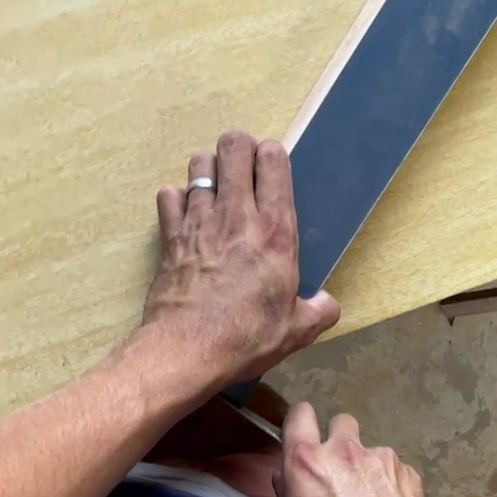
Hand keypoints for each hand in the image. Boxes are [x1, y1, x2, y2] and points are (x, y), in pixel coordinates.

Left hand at [141, 130, 339, 384]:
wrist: (190, 349)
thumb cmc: (246, 338)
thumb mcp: (295, 331)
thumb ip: (317, 312)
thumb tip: (328, 304)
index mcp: (276, 231)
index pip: (274, 162)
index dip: (272, 156)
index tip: (271, 169)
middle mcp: (237, 215)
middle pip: (235, 146)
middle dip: (239, 149)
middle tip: (241, 171)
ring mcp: (199, 222)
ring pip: (200, 164)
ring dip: (207, 170)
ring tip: (212, 191)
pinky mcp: (171, 237)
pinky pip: (168, 196)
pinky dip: (175, 200)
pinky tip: (183, 216)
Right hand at [273, 403, 458, 496]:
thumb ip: (290, 490)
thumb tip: (290, 474)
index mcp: (307, 461)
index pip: (300, 414)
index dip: (302, 423)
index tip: (305, 436)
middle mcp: (345, 450)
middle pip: (341, 423)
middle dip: (340, 442)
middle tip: (341, 474)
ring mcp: (382, 458)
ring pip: (371, 451)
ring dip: (368, 469)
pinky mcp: (410, 472)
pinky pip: (395, 470)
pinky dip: (391, 485)